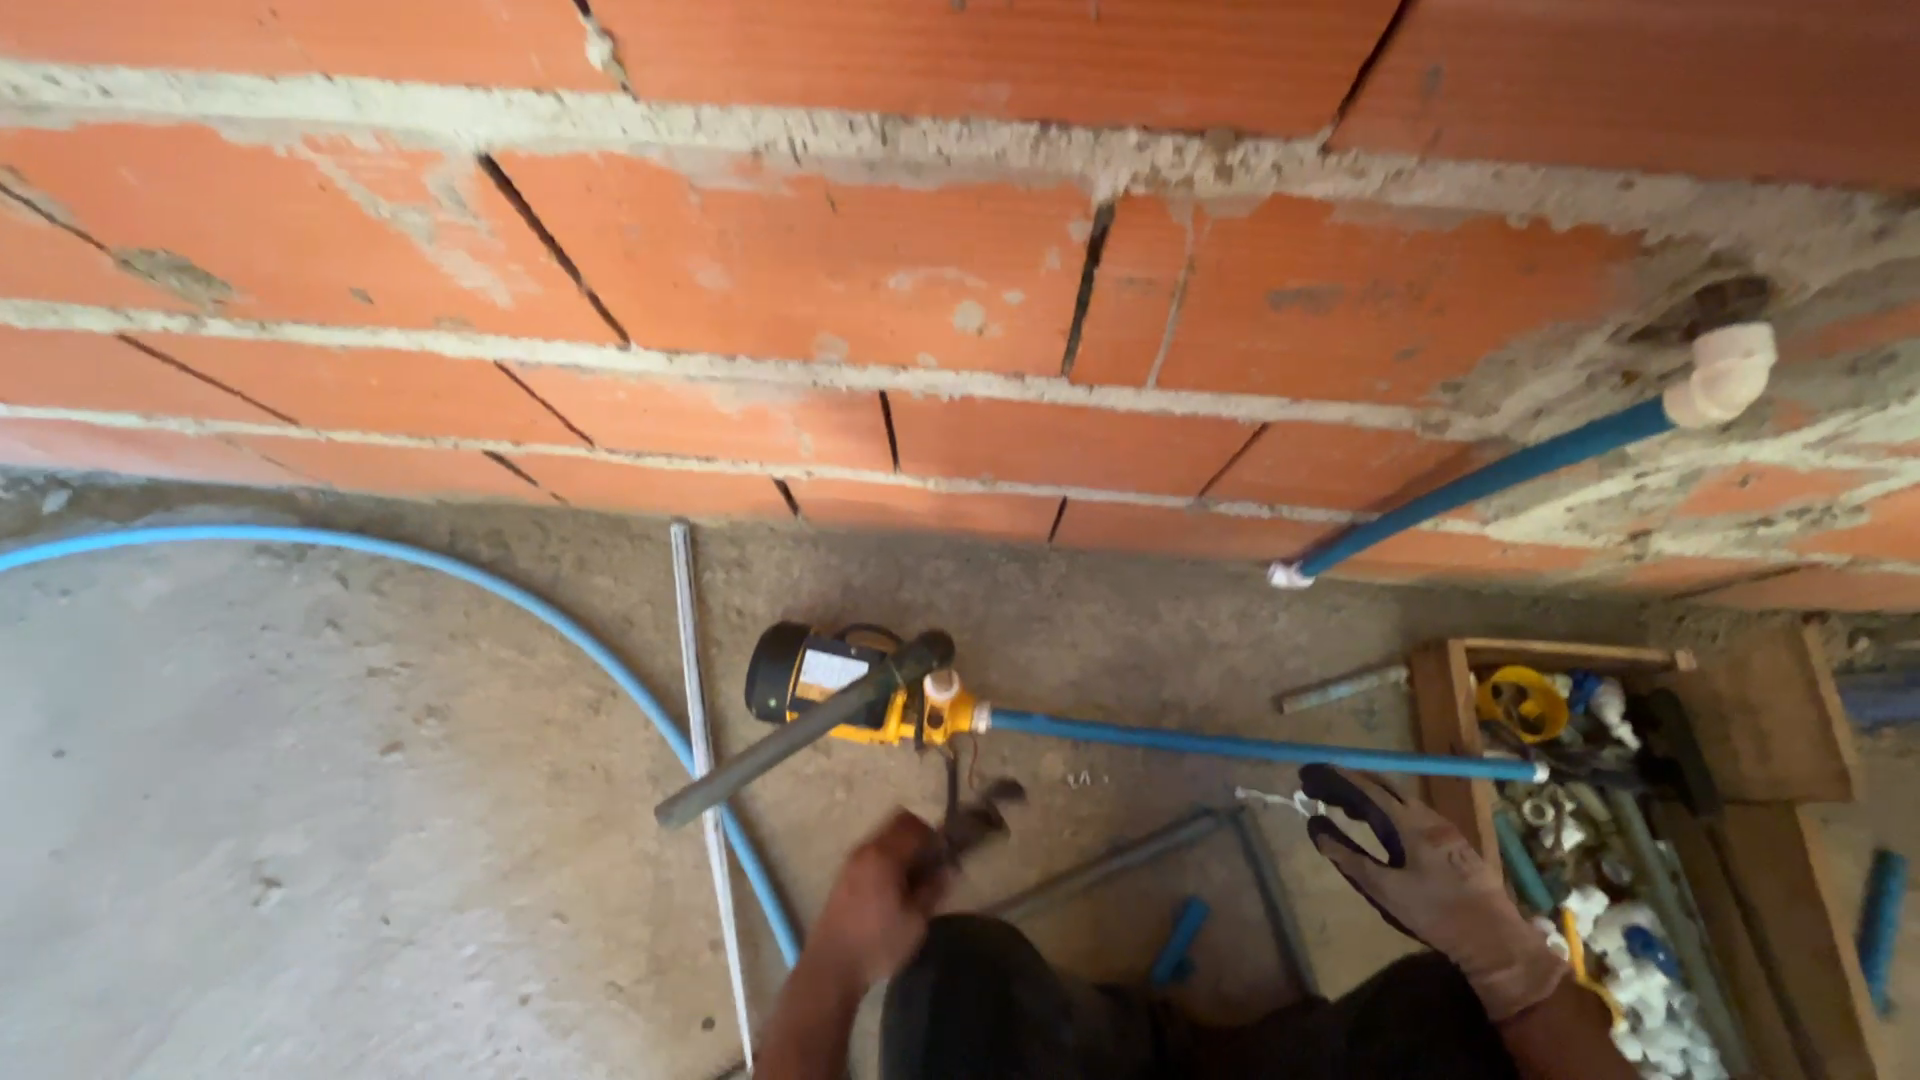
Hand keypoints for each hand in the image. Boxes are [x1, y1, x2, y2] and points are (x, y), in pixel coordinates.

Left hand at [806, 810, 952, 993]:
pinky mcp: (844, 875)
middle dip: (920, 836)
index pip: (916, 826)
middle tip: (933, 863)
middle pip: (898, 823)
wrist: (830, 966)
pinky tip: (895, 888)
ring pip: (885, 837)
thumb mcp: (915, 921)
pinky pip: (873, 852)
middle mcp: (866, 849)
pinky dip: (889, 858)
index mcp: (885, 855)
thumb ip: (933, 889)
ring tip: (915, 879)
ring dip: (904, 847)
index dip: (936, 837)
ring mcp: (852, 860)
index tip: (947, 857)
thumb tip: (948, 869)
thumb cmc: (877, 944)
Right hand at [1305, 766, 1566, 1020]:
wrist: (1496, 940)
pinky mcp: (1454, 844)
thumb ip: (1346, 855)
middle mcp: (1429, 817)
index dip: (1336, 778)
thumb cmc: (1435, 913)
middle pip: (1385, 787)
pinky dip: (1387, 810)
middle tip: (1323, 787)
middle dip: (1351, 782)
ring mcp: (1445, 829)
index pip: (1367, 788)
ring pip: (1401, 800)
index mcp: (1411, 823)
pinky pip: (1413, 813)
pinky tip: (1381, 828)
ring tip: (1343, 806)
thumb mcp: (1383, 888)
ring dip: (1369, 797)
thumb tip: (1315, 826)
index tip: (1312, 772)